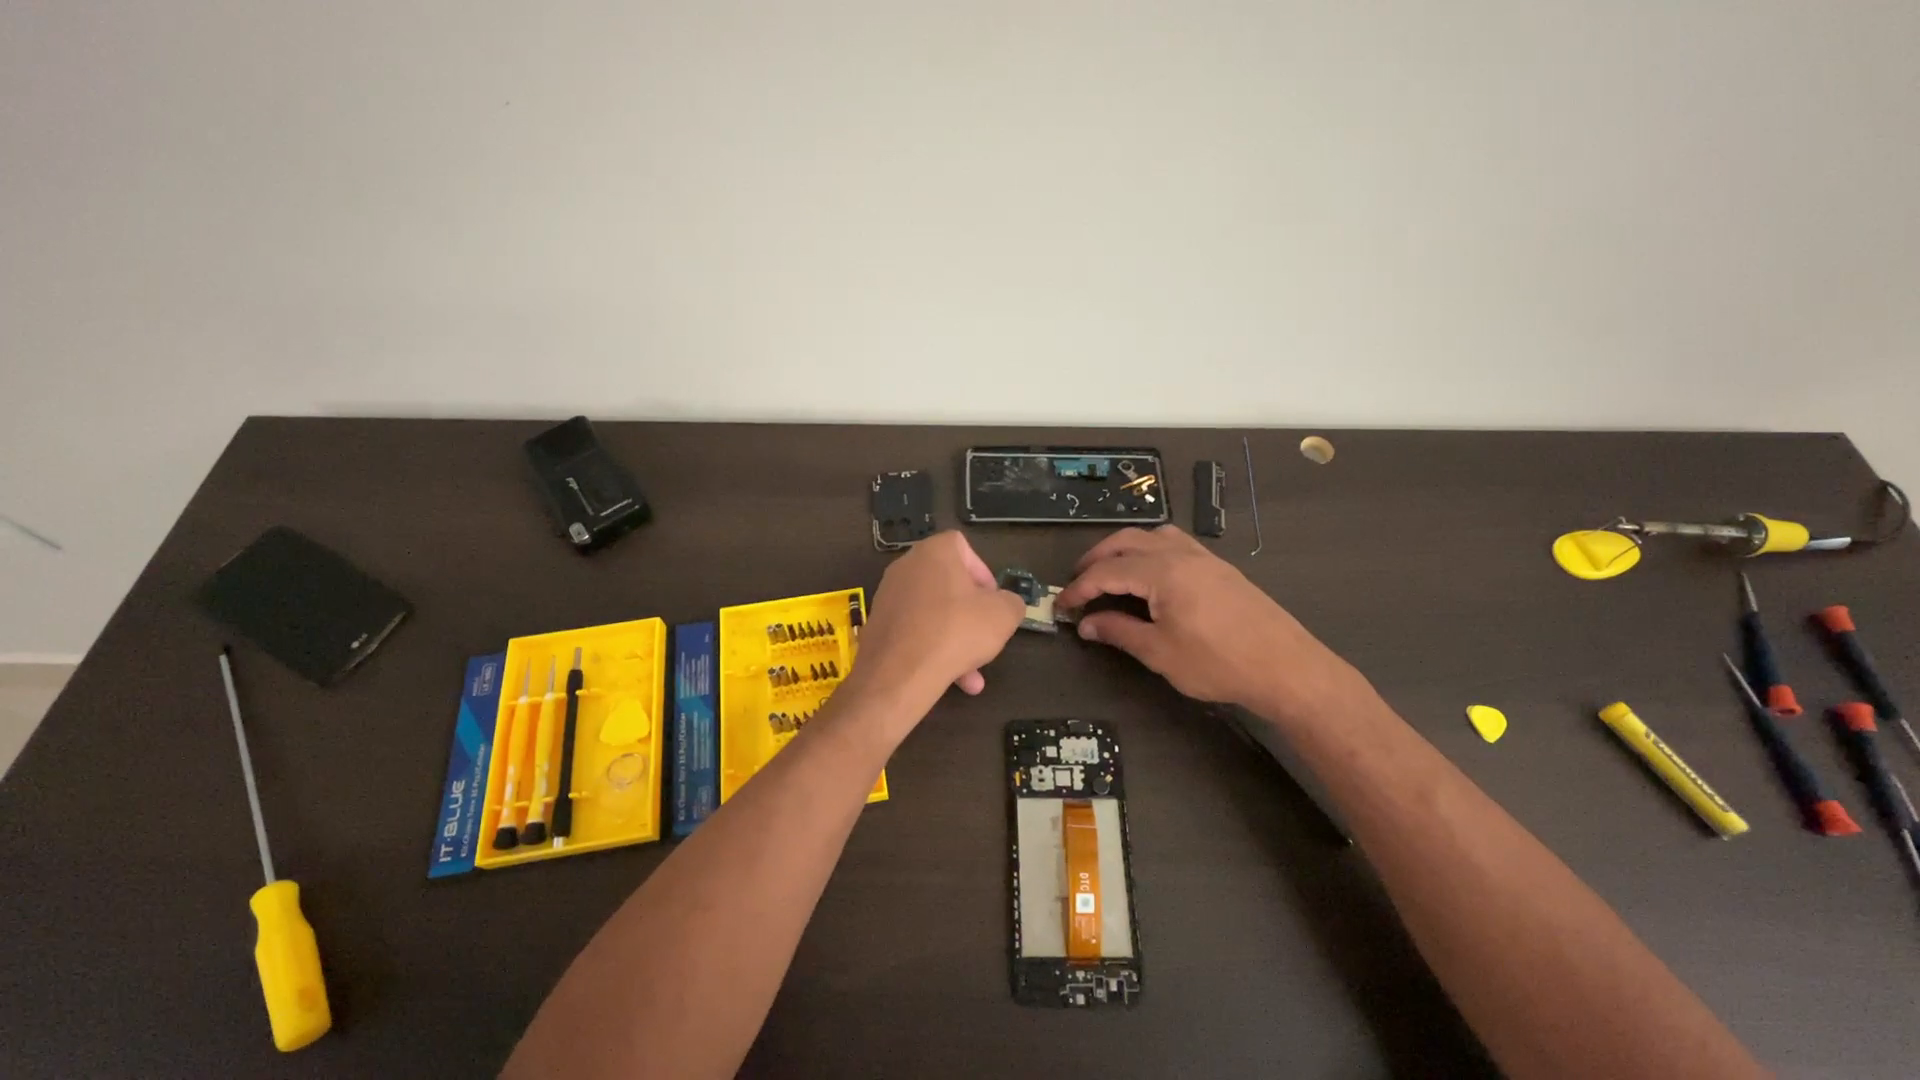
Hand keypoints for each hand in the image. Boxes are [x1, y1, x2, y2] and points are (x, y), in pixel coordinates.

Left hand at [851, 531, 1025, 710]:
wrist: (900, 673)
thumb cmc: (956, 630)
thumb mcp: (1003, 615)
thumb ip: (1011, 603)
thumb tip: (1006, 604)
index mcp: (933, 553)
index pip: (961, 546)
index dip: (982, 571)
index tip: (993, 598)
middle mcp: (905, 568)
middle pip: (947, 584)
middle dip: (970, 612)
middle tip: (984, 632)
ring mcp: (888, 597)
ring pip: (932, 614)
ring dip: (955, 639)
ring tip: (973, 673)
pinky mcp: (878, 626)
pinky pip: (914, 633)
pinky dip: (933, 651)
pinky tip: (951, 680)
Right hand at [1058, 527, 1351, 718]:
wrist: (1285, 667)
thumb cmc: (1218, 663)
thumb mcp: (1160, 653)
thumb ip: (1119, 632)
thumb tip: (1087, 624)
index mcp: (1163, 571)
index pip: (1107, 571)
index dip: (1079, 588)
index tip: (1061, 606)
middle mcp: (1181, 553)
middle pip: (1127, 542)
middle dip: (1096, 559)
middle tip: (1077, 583)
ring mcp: (1204, 557)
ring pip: (1152, 536)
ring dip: (1124, 549)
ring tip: (1109, 574)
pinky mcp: (1220, 568)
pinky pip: (1175, 544)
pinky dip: (1149, 551)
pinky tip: (1149, 577)